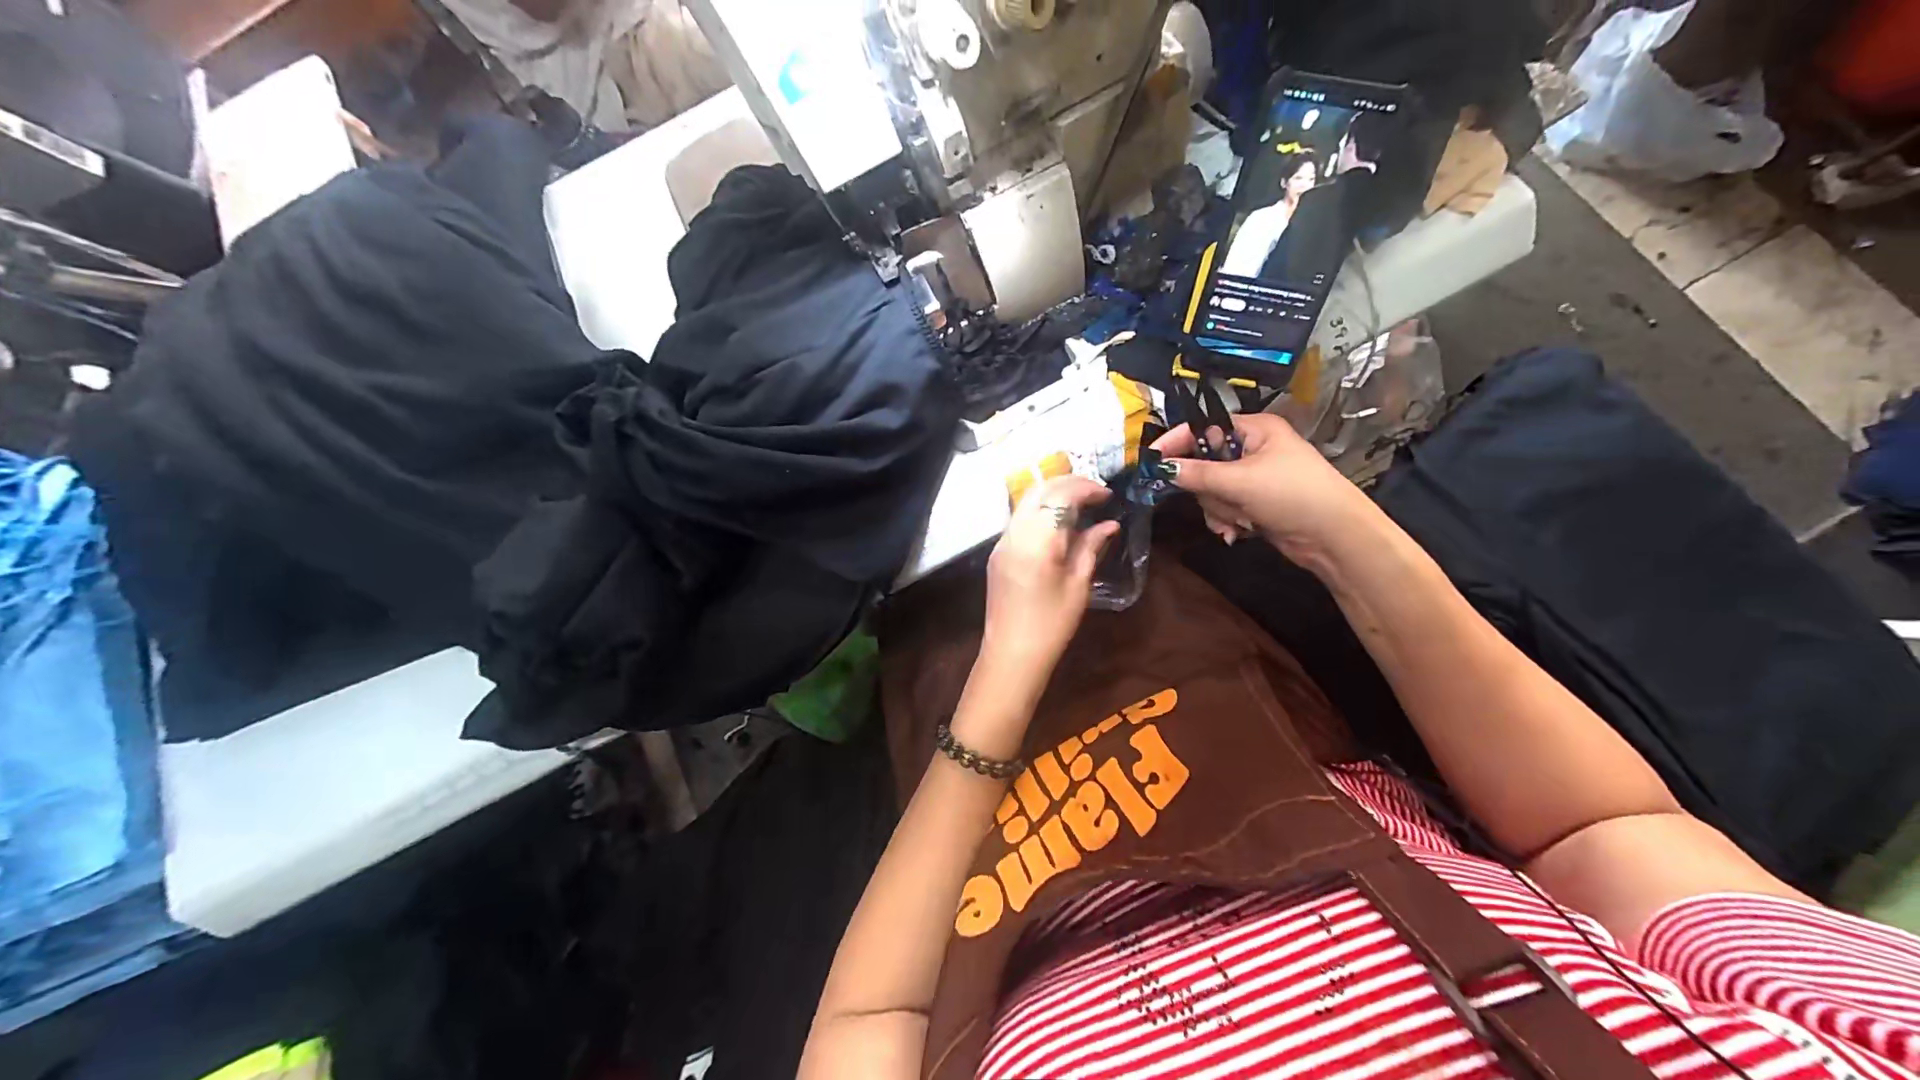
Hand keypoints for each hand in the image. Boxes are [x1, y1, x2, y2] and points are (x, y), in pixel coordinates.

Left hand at [980, 476, 1119, 690]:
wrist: (1012, 653)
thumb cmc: (1052, 624)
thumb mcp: (1078, 585)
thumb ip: (1091, 547)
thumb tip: (1109, 524)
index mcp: (1037, 542)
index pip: (1060, 495)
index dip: (1086, 488)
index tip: (1107, 495)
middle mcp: (1014, 534)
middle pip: (1039, 490)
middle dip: (1068, 484)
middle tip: (1095, 493)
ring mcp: (1002, 542)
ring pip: (1026, 502)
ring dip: (1053, 494)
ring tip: (1081, 504)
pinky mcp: (997, 552)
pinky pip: (1019, 518)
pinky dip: (1040, 510)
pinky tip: (1059, 523)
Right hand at [1153, 412, 1380, 568]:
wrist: (1335, 537)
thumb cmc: (1292, 495)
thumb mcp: (1240, 481)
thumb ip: (1197, 473)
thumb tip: (1162, 468)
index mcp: (1254, 429)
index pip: (1203, 428)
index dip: (1176, 442)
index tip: (1151, 459)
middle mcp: (1252, 449)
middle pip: (1203, 464)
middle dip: (1208, 489)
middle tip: (1220, 499)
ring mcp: (1253, 478)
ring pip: (1210, 490)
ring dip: (1219, 509)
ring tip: (1240, 520)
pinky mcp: (1255, 503)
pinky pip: (1223, 507)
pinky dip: (1227, 521)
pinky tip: (1239, 532)